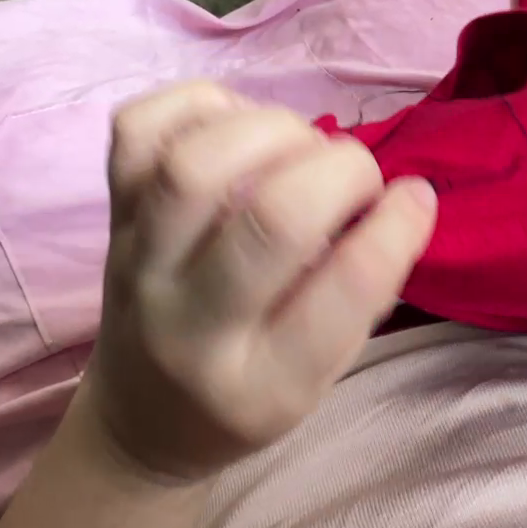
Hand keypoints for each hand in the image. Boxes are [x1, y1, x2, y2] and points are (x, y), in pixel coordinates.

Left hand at [81, 82, 436, 482]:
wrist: (141, 421)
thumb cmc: (250, 395)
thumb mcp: (322, 377)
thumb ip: (363, 291)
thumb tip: (406, 194)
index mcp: (262, 386)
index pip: (344, 290)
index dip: (396, 227)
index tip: (416, 195)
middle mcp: (189, 326)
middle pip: (270, 217)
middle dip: (341, 169)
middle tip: (356, 173)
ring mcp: (138, 264)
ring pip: (195, 166)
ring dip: (272, 129)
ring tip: (298, 143)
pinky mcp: (110, 216)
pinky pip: (137, 130)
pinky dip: (199, 105)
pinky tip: (235, 125)